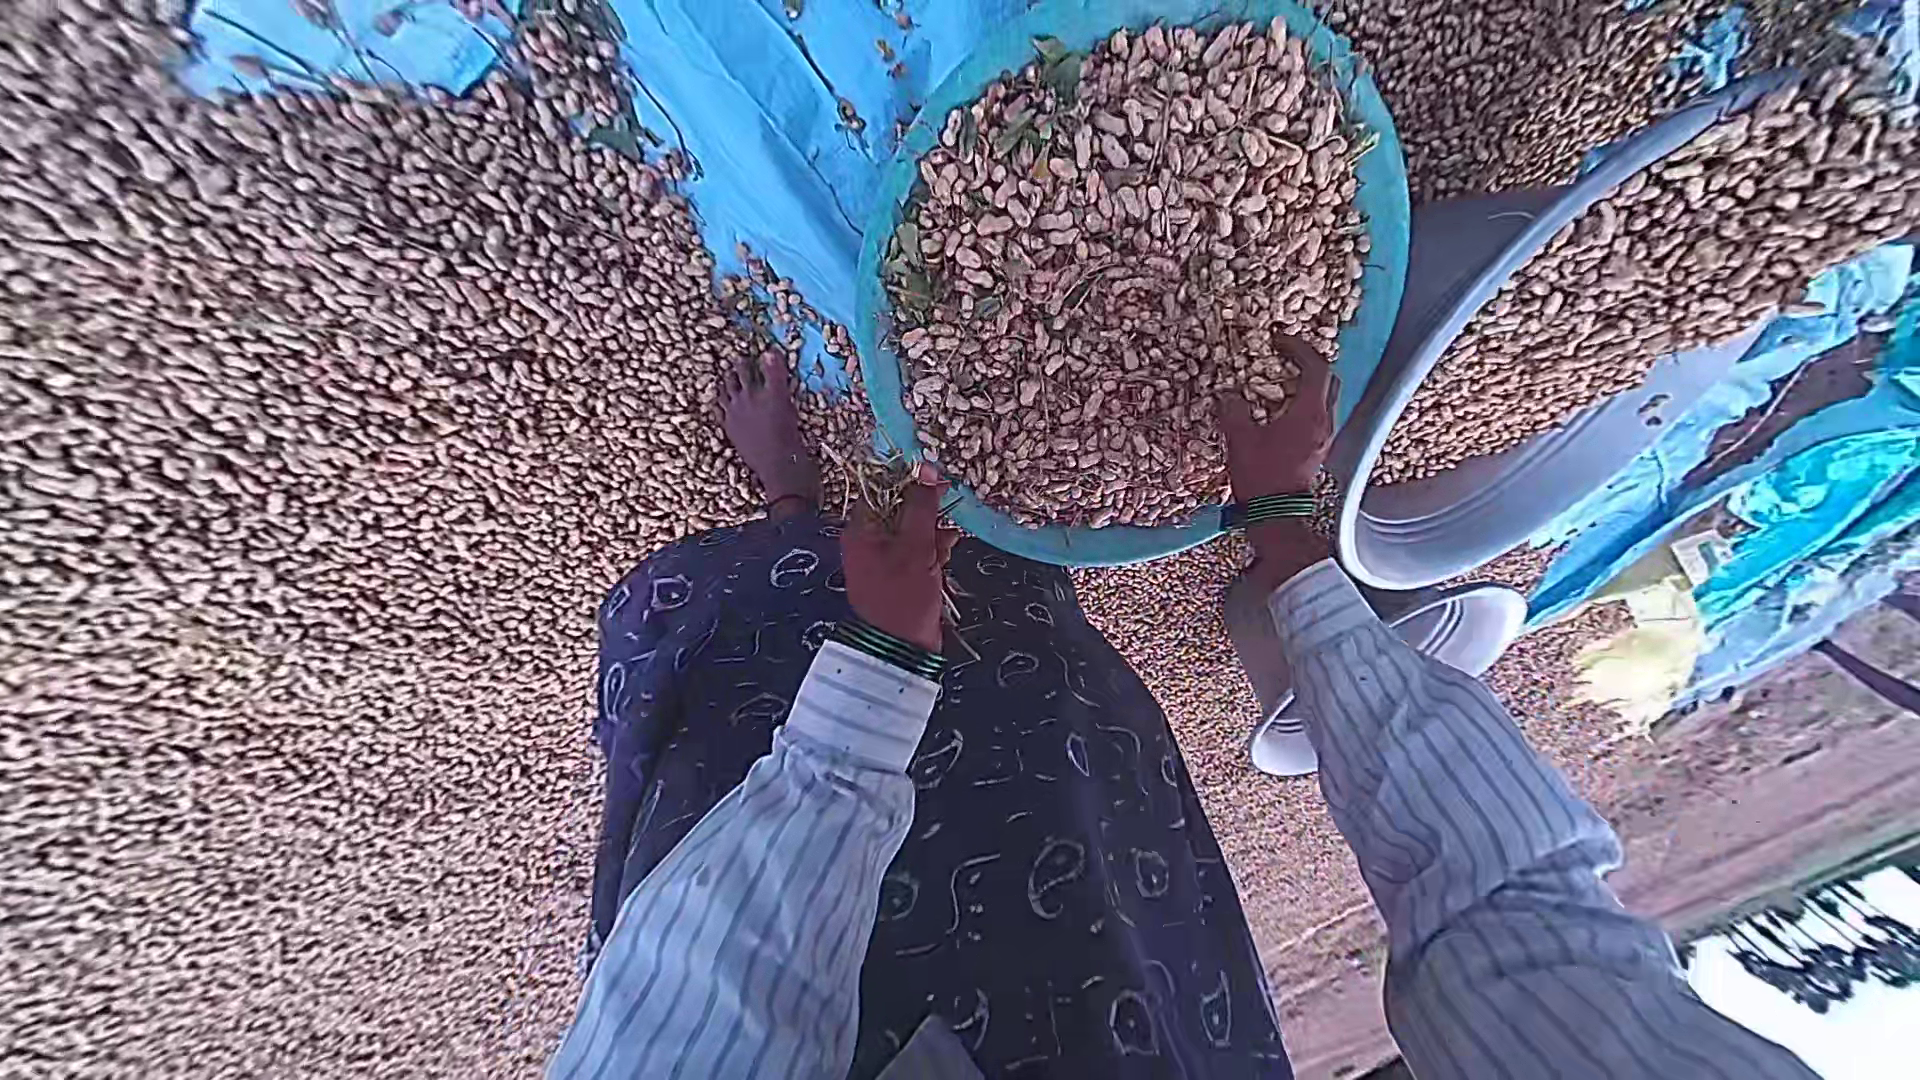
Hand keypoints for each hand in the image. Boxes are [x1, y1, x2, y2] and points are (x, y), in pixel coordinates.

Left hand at [842, 463, 958, 651]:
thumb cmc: (904, 595)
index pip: (881, 488)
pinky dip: (933, 547)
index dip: (907, 479)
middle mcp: (870, 540)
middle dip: (925, 508)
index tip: (934, 474)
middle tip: (948, 504)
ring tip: (947, 540)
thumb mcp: (915, 546)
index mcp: (861, 530)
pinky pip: (917, 549)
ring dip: (932, 529)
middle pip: (899, 507)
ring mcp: (886, 557)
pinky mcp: (902, 572)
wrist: (903, 647)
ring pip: (912, 528)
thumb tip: (926, 470)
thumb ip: (921, 507)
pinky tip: (947, 552)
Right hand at [1216, 334, 1339, 500]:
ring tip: (1280, 384)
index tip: (1279, 342)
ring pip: (1324, 399)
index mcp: (1309, 413)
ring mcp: (1324, 437)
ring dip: (1306, 386)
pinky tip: (1282, 412)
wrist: (1274, 512)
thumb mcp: (1240, 439)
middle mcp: (1325, 422)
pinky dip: (1303, 405)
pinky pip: (1317, 417)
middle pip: (1327, 381)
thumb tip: (1227, 395)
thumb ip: (1234, 412)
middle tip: (1284, 359)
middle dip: (1308, 365)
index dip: (1299, 350)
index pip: (1315, 368)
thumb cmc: (1259, 474)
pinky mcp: (1318, 450)